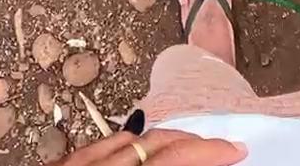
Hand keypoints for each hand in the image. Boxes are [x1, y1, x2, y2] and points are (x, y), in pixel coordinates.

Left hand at [45, 129, 245, 165]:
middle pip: (157, 141)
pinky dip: (131, 142)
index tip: (237, 149)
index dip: (209, 151)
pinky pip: (104, 144)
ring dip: (165, 140)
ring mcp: (76, 164)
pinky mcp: (62, 165)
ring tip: (189, 148)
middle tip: (220, 150)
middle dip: (193, 143)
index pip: (173, 159)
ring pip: (132, 137)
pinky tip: (143, 147)